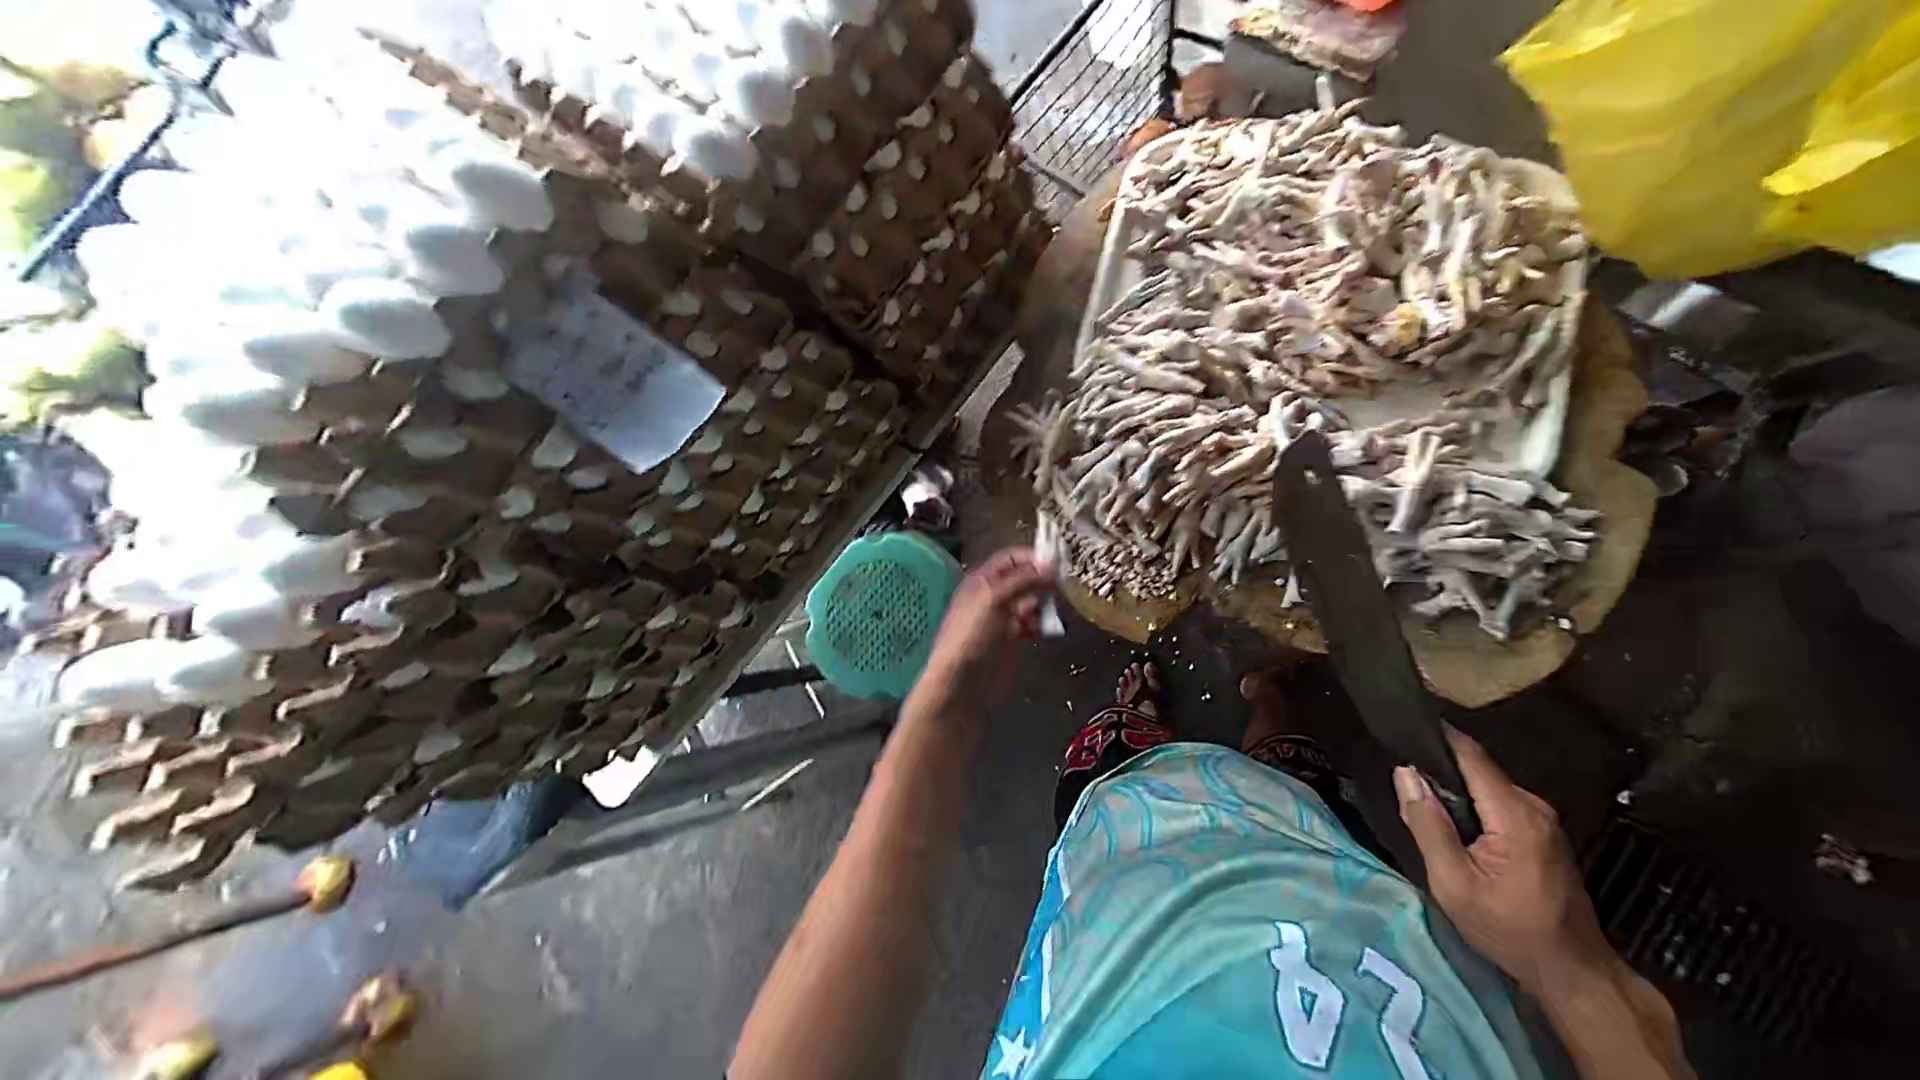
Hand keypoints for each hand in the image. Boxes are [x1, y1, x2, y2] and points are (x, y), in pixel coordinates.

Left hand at [918, 548, 1052, 705]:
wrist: (962, 682)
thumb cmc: (971, 636)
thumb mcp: (993, 599)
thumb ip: (1022, 580)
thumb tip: (1049, 564)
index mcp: (981, 581)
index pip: (1010, 559)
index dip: (1031, 557)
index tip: (1056, 560)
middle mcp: (992, 595)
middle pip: (1023, 578)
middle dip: (1041, 579)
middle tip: (1061, 582)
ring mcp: (1003, 617)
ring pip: (1031, 600)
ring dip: (1044, 601)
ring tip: (1054, 606)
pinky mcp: (1013, 638)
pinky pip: (1033, 623)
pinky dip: (1042, 622)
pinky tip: (1047, 626)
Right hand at [1394, 730, 1617, 995]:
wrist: (1573, 972)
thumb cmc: (1508, 929)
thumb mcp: (1453, 883)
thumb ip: (1427, 825)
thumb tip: (1405, 773)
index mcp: (1514, 815)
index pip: (1470, 755)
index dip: (1434, 736)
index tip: (1400, 722)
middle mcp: (1533, 807)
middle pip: (1475, 767)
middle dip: (1436, 767)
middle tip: (1399, 776)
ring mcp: (1542, 819)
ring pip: (1484, 784)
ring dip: (1451, 787)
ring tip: (1417, 797)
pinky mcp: (1542, 831)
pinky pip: (1496, 799)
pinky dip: (1469, 802)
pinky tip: (1449, 820)